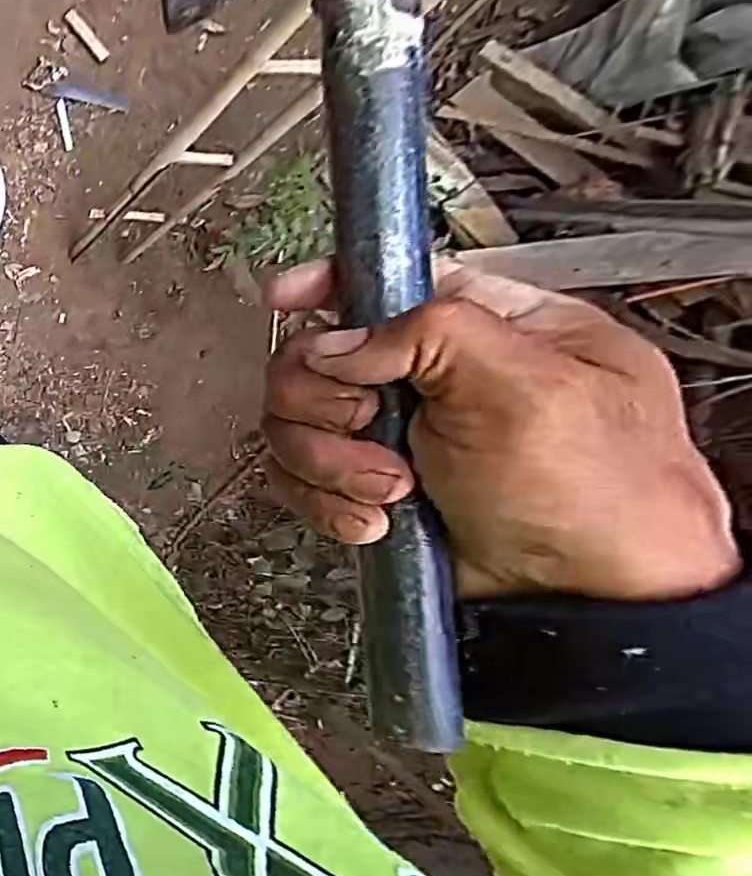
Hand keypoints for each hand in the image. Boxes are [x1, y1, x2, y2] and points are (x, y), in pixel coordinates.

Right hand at [261, 260, 739, 601]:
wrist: (565, 591)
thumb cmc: (590, 489)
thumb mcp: (535, 389)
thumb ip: (434, 338)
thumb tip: (331, 343)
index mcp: (477, 329)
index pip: (383, 283)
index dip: (325, 285)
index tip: (284, 298)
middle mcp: (415, 376)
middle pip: (307, 362)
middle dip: (326, 406)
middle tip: (373, 428)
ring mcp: (373, 432)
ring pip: (288, 424)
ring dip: (328, 463)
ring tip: (392, 490)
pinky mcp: (345, 479)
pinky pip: (288, 475)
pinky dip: (322, 500)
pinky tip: (373, 518)